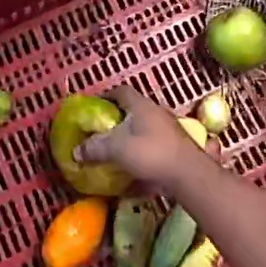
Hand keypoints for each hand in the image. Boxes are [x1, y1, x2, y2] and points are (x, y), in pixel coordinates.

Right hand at [73, 86, 209, 186]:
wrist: (189, 175)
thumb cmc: (151, 153)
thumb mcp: (117, 149)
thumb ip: (95, 148)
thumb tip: (76, 151)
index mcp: (141, 106)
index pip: (121, 92)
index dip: (106, 95)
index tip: (94, 105)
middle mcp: (157, 113)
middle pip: (133, 110)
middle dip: (117, 119)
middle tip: (101, 130)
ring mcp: (169, 130)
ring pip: (144, 129)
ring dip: (130, 137)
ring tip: (115, 150)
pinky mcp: (175, 148)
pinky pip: (153, 146)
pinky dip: (141, 153)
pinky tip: (133, 168)